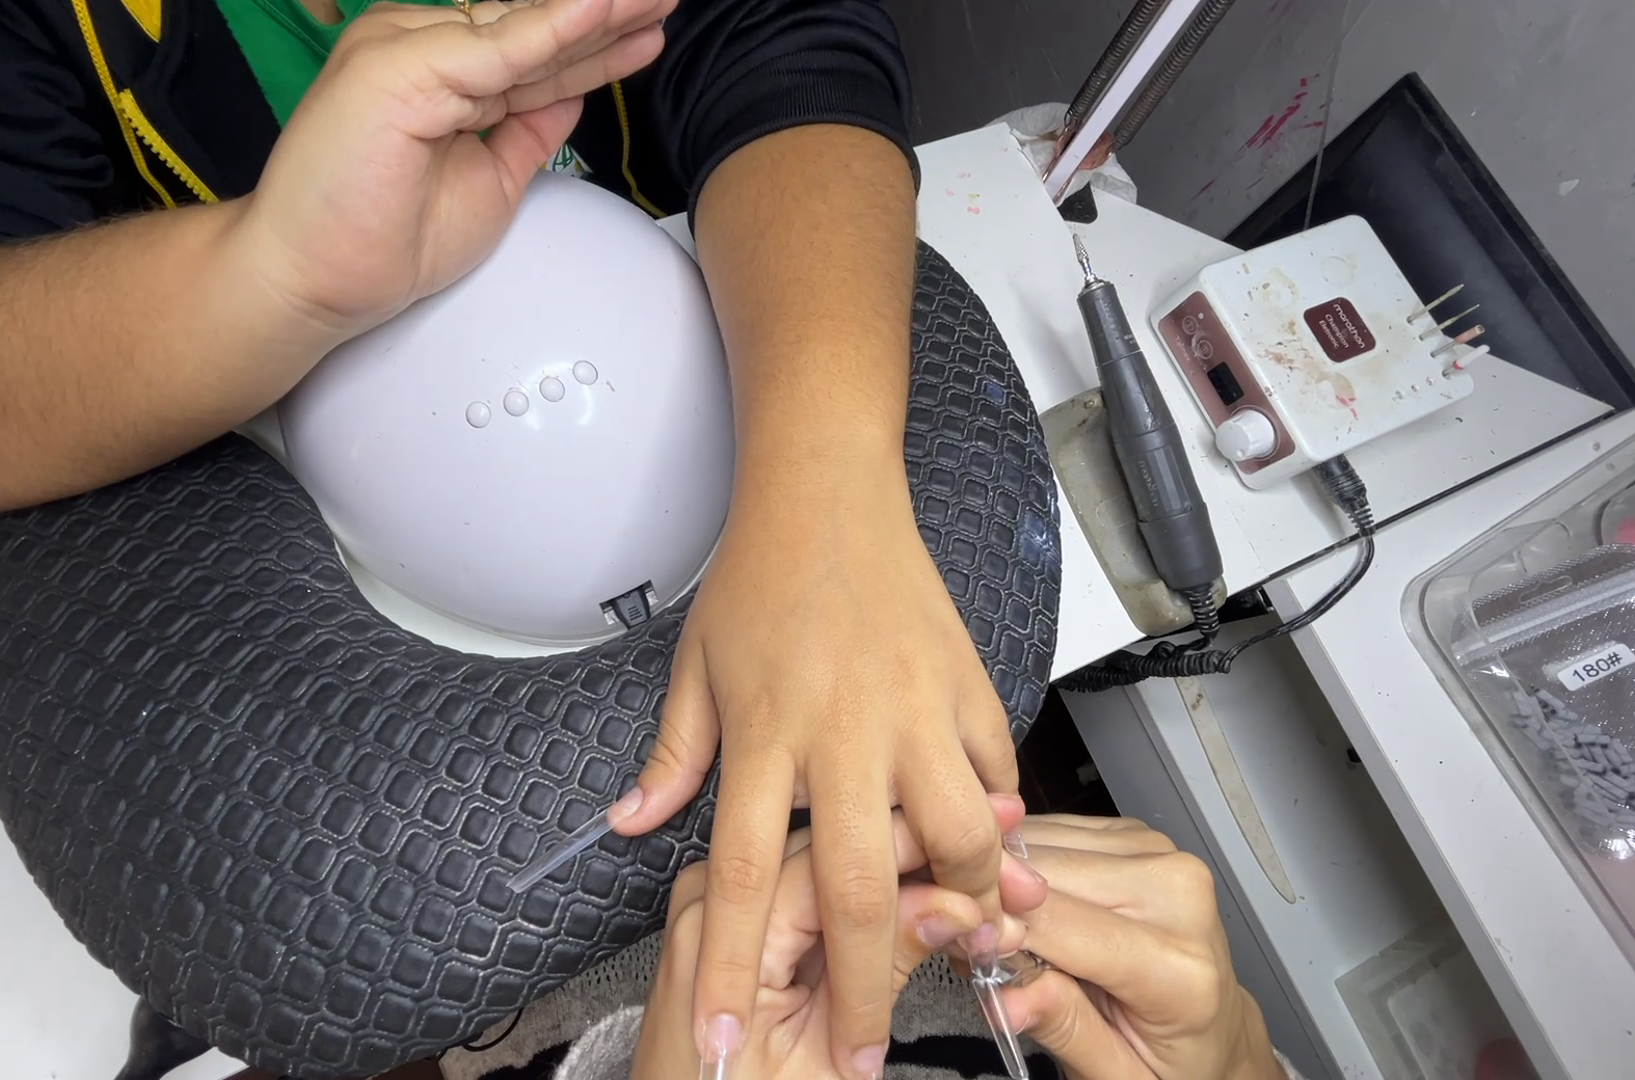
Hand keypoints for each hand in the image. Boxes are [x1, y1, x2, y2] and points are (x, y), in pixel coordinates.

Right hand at [238, 0, 671, 339]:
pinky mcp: (400, 67)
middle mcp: (428, 48)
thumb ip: (529, 131)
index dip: (598, 44)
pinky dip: (553, 28)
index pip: (539, 52)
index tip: (649, 31)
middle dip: (608, 16)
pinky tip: (601, 9)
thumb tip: (567, 98)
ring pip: (524, 27)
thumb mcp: (492, 180)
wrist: (322, 275)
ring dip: (596, 11)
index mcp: (448, 74)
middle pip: (538, 30)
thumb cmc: (391, 237)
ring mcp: (411, 49)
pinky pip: (496, 49)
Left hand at [609, 471, 1023, 1079]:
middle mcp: (843, 730)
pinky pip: (996, 768)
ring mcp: (913, 706)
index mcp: (766, 730)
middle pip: (856, 884)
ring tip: (960, 941)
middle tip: (862, 1049)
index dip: (732, 967)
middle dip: (861, 986)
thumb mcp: (697, 663)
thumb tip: (634, 821)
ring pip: (958, 835)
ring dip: (964, 901)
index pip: (740, 875)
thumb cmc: (761, 573)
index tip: (729, 1040)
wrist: (827, 495)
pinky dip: (1000, 815)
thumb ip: (673, 752)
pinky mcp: (965, 680)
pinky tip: (989, 837)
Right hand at [996, 817, 1285, 1079]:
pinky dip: (1025, 861)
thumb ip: (1065, 1031)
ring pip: (1035, 841)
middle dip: (995, 901)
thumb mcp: (1121, 1079)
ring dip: (1006, 877)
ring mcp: (1155, 850)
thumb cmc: (1169, 1063)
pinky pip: (1048, 829)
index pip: (1053, 921)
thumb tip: (1006, 998)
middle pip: (1038, 871)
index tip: (968, 949)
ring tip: (1010, 926)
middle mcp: (1175, 891)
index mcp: (1179, 968)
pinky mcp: (1131, 831)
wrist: (1218, 1029)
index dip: (998, 929)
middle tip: (980, 944)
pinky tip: (1032, 898)